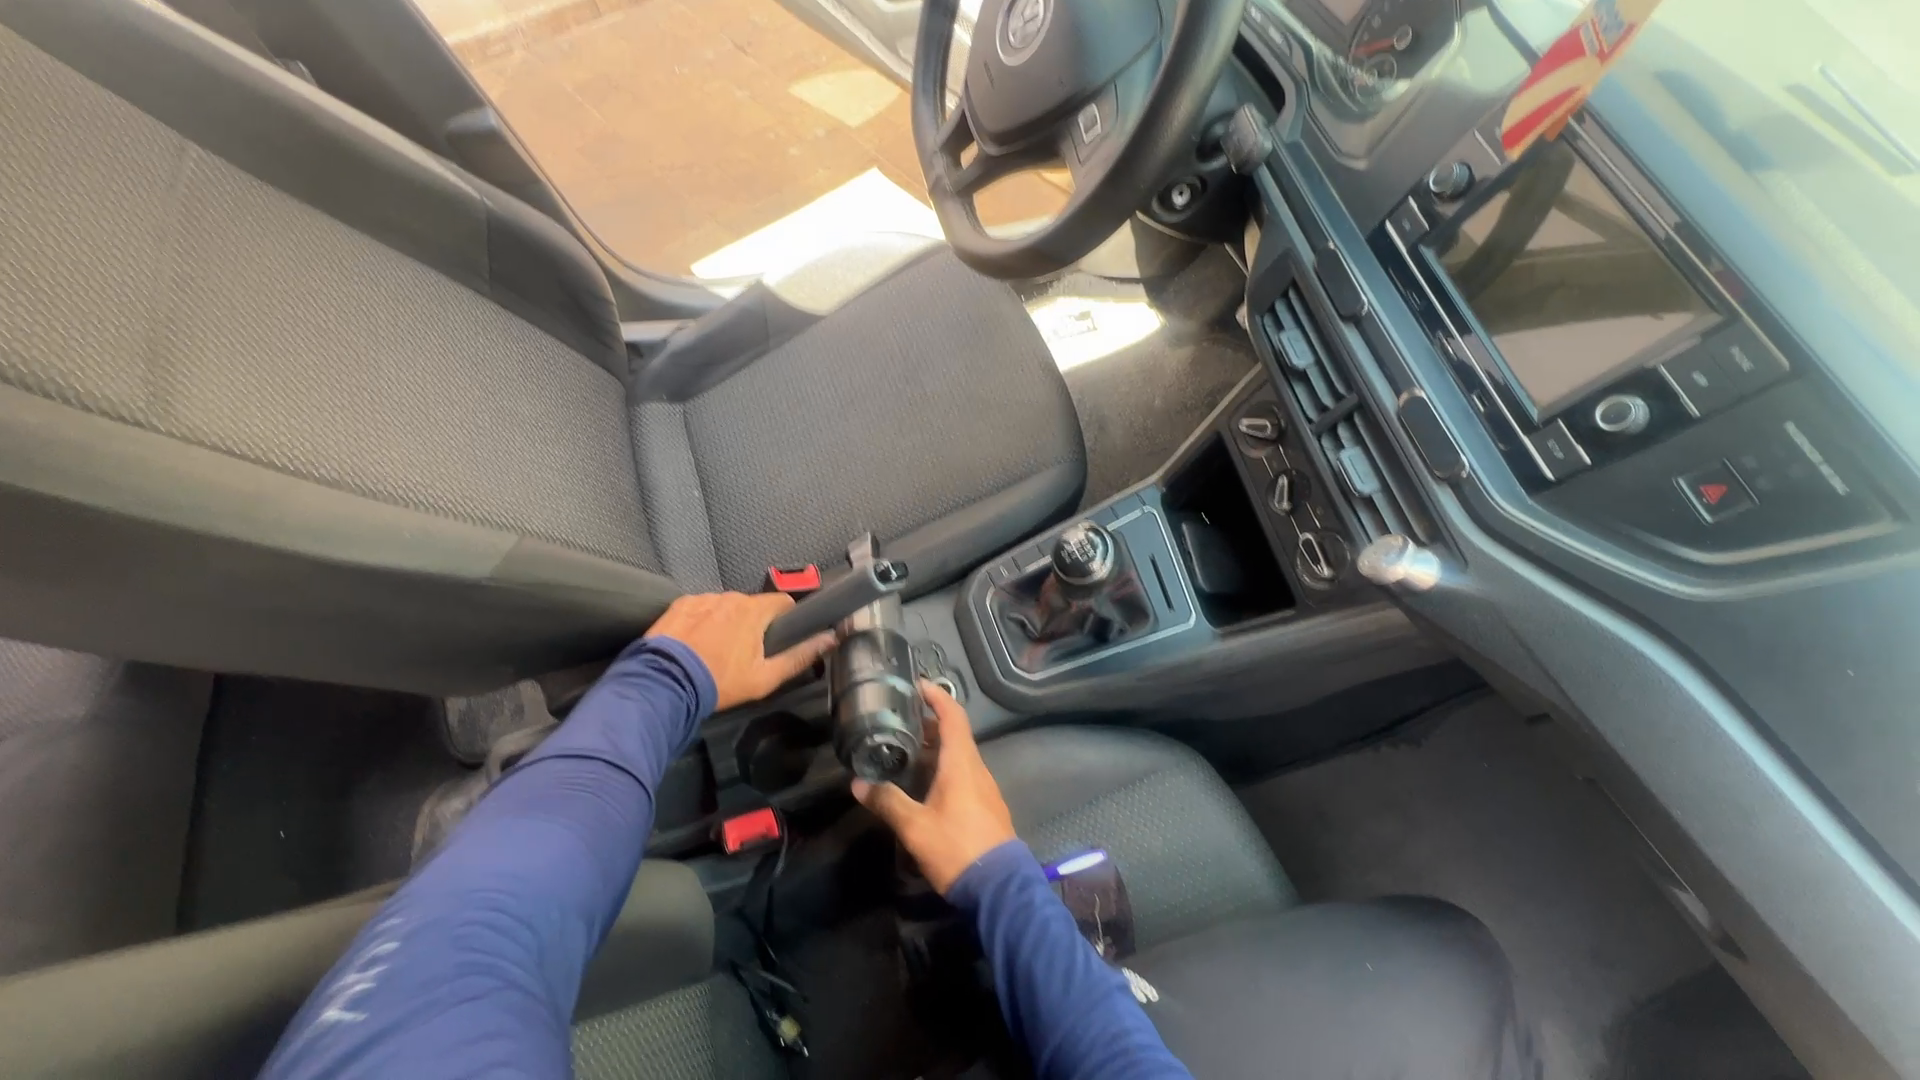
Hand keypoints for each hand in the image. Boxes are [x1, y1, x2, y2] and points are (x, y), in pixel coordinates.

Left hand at [645, 592, 834, 711]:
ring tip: (715, 650)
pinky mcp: (679, 605)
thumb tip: (830, 639)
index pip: (783, 602)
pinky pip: (700, 609)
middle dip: (753, 623)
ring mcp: (701, 599)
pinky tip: (695, 644)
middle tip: (745, 652)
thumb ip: (801, 656)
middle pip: (752, 605)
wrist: (664, 685)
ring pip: (724, 607)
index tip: (780, 636)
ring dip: (726, 622)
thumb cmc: (720, 682)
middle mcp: (729, 597)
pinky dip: (701, 622)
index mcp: (754, 610)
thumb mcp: (766, 677)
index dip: (787, 617)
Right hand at [853, 681, 1016, 893]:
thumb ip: (887, 802)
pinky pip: (963, 774)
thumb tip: (858, 783)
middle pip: (954, 734)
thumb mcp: (914, 827)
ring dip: (934, 747)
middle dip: (928, 723)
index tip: (916, 685)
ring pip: (958, 756)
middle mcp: (976, 768)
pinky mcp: (985, 805)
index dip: (936, 696)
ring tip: (903, 749)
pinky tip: (923, 784)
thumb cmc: (957, 847)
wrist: (1000, 887)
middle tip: (898, 720)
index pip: (952, 716)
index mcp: (961, 763)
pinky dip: (942, 767)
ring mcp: (984, 787)